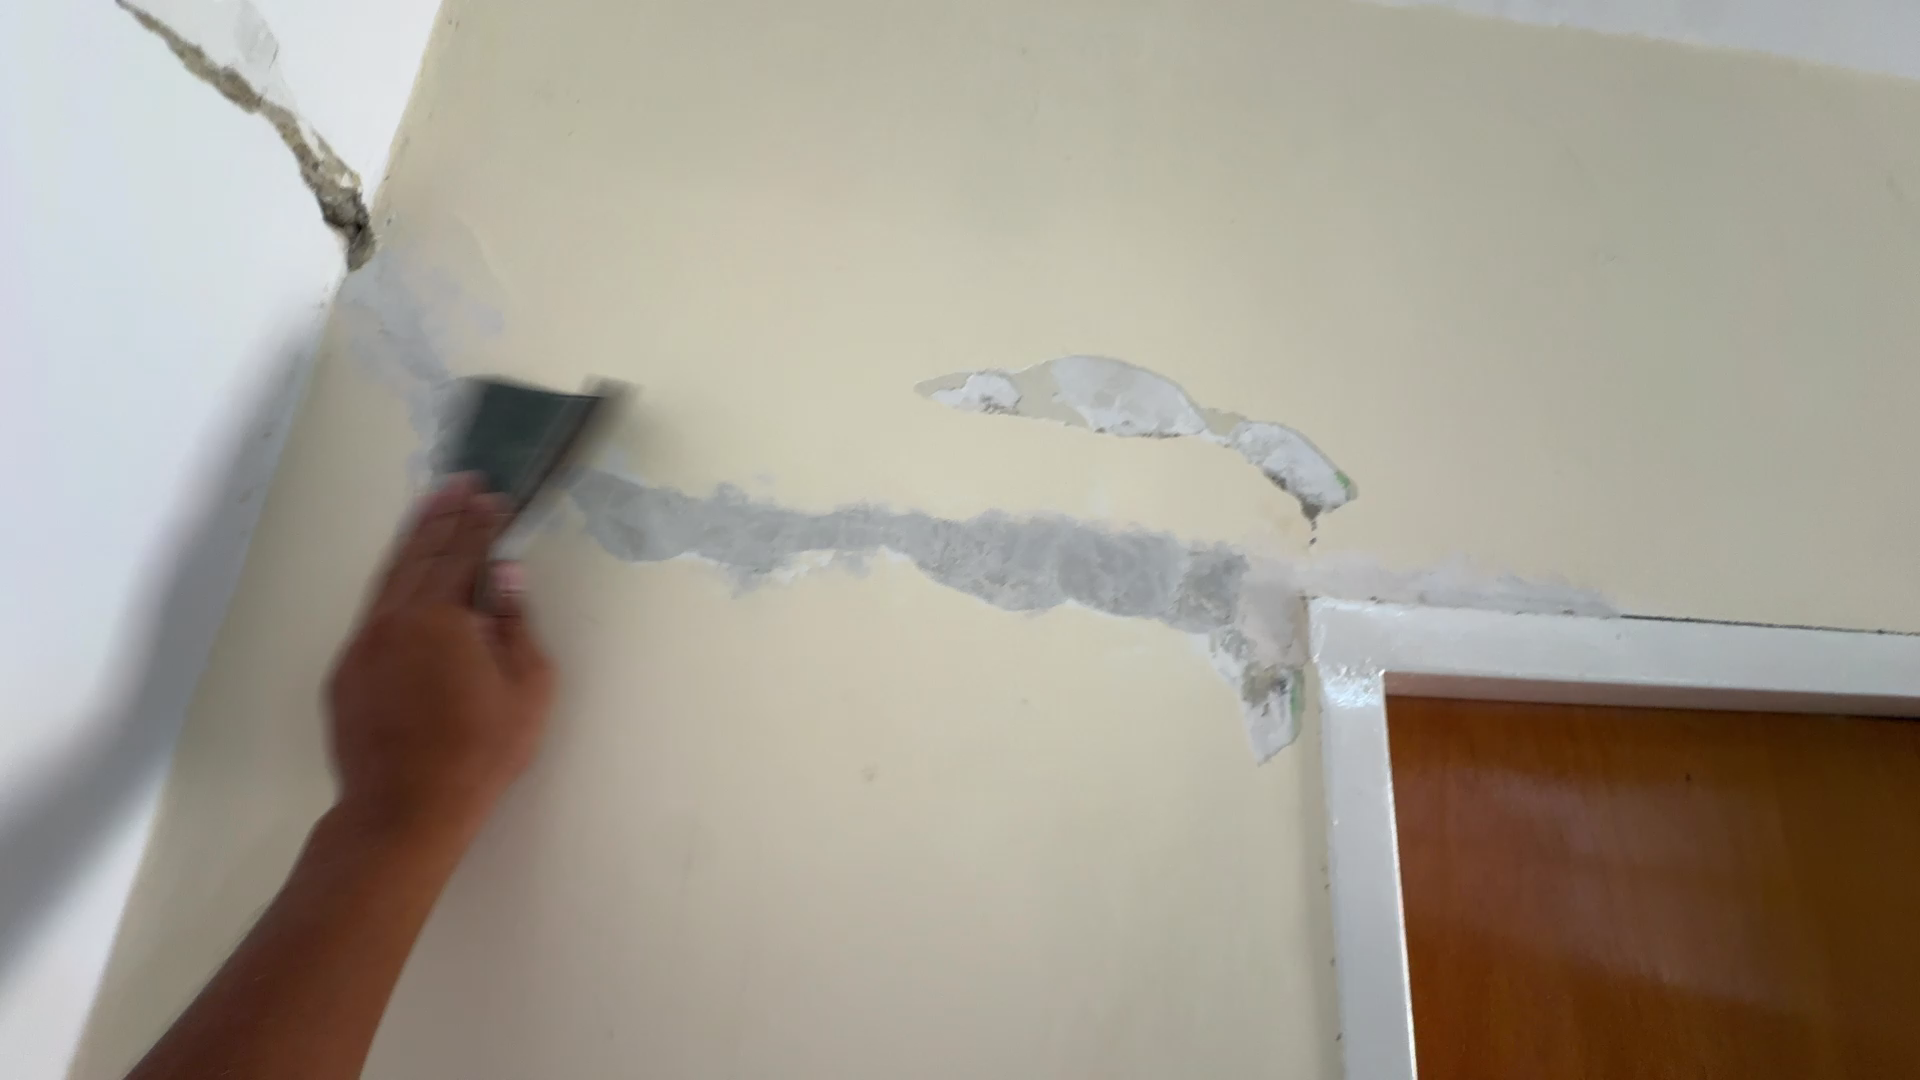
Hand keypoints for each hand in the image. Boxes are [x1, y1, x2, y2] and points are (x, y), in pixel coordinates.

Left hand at [326, 474, 555, 840]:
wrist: (406, 808)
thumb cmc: (483, 747)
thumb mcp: (527, 685)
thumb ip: (515, 624)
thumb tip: (506, 575)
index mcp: (441, 620)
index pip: (464, 556)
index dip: (482, 524)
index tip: (494, 495)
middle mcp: (394, 621)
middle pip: (419, 555)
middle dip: (442, 516)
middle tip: (461, 482)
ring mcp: (363, 645)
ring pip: (389, 578)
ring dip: (414, 540)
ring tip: (432, 509)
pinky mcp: (348, 670)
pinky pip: (376, 609)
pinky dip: (396, 580)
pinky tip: (409, 575)